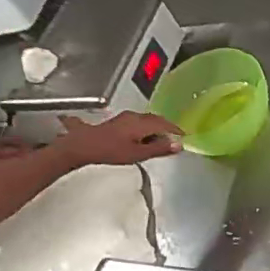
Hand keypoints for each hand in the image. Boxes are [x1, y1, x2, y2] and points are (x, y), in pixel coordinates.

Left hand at [50, 112, 182, 165]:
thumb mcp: (138, 154)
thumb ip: (159, 149)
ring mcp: (126, 118)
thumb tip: (178, 145)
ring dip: (157, 129)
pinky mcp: (119, 122)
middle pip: (156, 120)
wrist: (84, 146)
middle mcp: (135, 116)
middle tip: (176, 139)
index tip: (185, 136)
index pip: (164, 123)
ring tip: (163, 140)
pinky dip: (148, 129)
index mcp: (141, 123)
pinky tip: (146, 139)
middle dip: (167, 128)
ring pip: (147, 121)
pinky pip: (140, 122)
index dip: (175, 129)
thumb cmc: (111, 151)